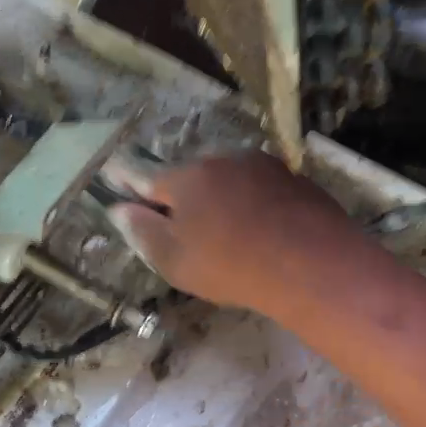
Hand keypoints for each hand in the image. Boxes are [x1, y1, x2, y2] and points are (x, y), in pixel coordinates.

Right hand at [107, 152, 377, 314]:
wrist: (313, 264)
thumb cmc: (229, 265)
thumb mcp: (172, 259)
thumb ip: (142, 232)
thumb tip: (119, 210)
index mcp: (186, 178)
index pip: (145, 178)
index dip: (127, 183)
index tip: (112, 175)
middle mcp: (222, 161)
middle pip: (189, 179)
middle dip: (178, 198)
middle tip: (177, 230)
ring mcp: (262, 166)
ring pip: (225, 182)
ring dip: (216, 201)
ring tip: (220, 235)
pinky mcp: (294, 180)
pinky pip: (256, 191)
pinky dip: (248, 206)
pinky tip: (254, 233)